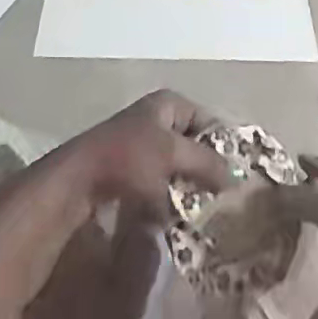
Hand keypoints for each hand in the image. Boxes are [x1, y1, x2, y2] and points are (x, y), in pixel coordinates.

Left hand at [67, 90, 232, 220]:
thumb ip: (206, 163)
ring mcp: (143, 145)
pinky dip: (172, 197)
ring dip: (189, 186)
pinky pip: (162, 182)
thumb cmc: (128, 156)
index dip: (223, 144)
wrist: (79, 180)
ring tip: (205, 207)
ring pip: (179, 166)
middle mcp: (157, 118)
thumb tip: (238, 177)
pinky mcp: (132, 172)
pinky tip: (180, 214)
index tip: (238, 174)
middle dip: (207, 168)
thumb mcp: (172, 153)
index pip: (208, 119)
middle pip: (194, 143)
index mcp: (168, 103)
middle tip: (224, 194)